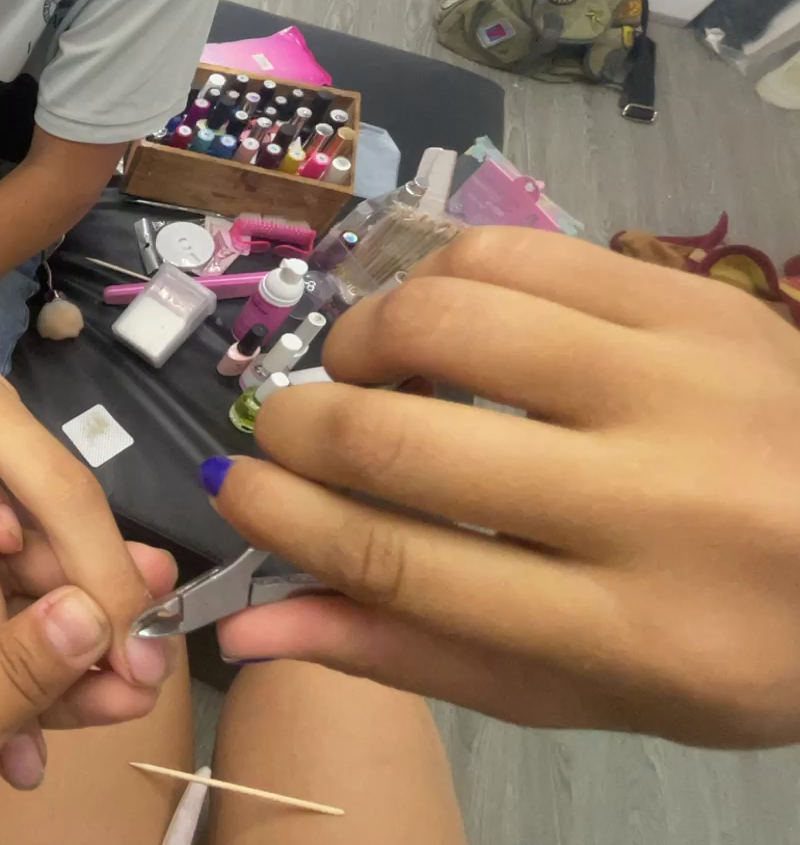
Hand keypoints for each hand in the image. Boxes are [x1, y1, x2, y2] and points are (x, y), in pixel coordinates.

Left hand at [0, 514, 178, 844]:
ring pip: (24, 638)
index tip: (105, 551)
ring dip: (90, 651)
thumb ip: (8, 675)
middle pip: (1, 585)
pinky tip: (125, 696)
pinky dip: (77, 698)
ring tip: (154, 657)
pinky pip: (29, 690)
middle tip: (152, 599)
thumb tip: (91, 603)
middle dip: (77, 597)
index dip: (33, 540)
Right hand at [209, 227, 799, 747]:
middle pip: (395, 438)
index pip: (395, 560)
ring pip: (439, 318)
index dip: (277, 513)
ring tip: (363, 371)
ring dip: (355, 341)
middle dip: (293, 423)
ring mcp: (699, 385)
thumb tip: (239, 629)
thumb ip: (391, 652)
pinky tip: (438, 322)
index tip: (227, 484)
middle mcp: (678, 510)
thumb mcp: (560, 684)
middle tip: (284, 427)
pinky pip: (502, 253)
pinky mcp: (699, 298)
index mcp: (643, 638)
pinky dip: (427, 281)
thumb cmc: (712, 639)